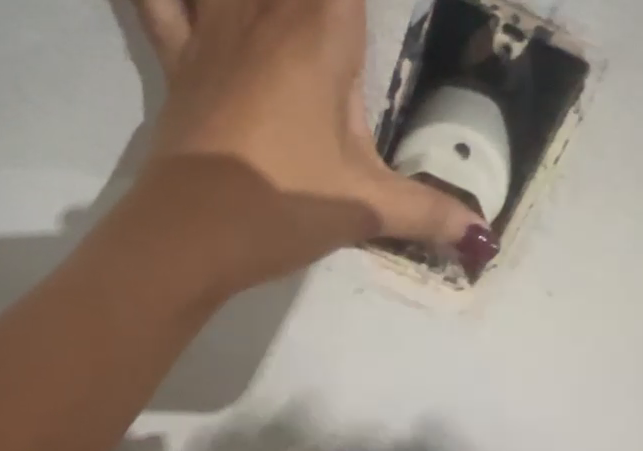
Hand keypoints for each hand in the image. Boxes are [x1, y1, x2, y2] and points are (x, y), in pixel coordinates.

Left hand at [133, 0, 490, 289]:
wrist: (192, 233)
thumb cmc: (284, 206)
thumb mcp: (365, 208)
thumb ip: (427, 212)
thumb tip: (482, 235)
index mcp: (324, 27)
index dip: (353, 7)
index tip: (355, 25)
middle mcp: (269, 7)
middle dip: (322, 7)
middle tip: (328, 24)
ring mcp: (215, 26)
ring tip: (280, 17)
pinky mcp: (177, 58)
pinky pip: (160, 2)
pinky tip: (183, 1)